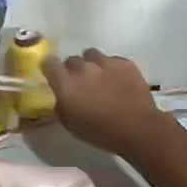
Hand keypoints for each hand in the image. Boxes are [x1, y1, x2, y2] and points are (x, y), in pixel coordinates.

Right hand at [42, 49, 170, 157]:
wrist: (136, 127)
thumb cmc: (100, 132)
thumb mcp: (70, 124)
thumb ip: (61, 105)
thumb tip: (61, 97)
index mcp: (66, 84)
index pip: (49, 63)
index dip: (51, 68)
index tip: (54, 75)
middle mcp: (83, 68)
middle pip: (72, 60)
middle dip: (74, 70)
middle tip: (82, 84)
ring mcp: (105, 62)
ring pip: (92, 55)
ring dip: (92, 64)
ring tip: (100, 77)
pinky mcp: (125, 63)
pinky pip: (112, 59)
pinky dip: (112, 67)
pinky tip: (118, 80)